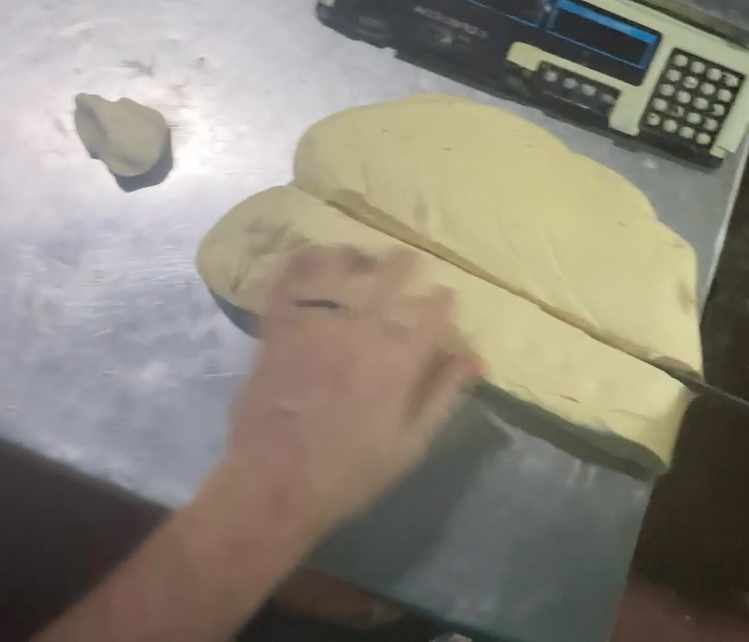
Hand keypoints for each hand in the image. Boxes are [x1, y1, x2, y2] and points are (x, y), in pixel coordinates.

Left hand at [220, 247, 481, 541]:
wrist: (271, 489)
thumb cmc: (349, 472)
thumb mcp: (410, 444)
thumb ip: (445, 394)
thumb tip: (477, 357)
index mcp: (401, 359)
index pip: (437, 307)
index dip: (444, 302)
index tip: (442, 307)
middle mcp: (364, 331)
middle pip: (395, 272)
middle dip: (409, 266)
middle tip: (409, 269)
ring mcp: (318, 325)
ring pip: (346, 264)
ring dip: (361, 259)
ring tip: (362, 262)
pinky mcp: (280, 328)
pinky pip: (293, 280)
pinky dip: (305, 262)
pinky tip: (315, 259)